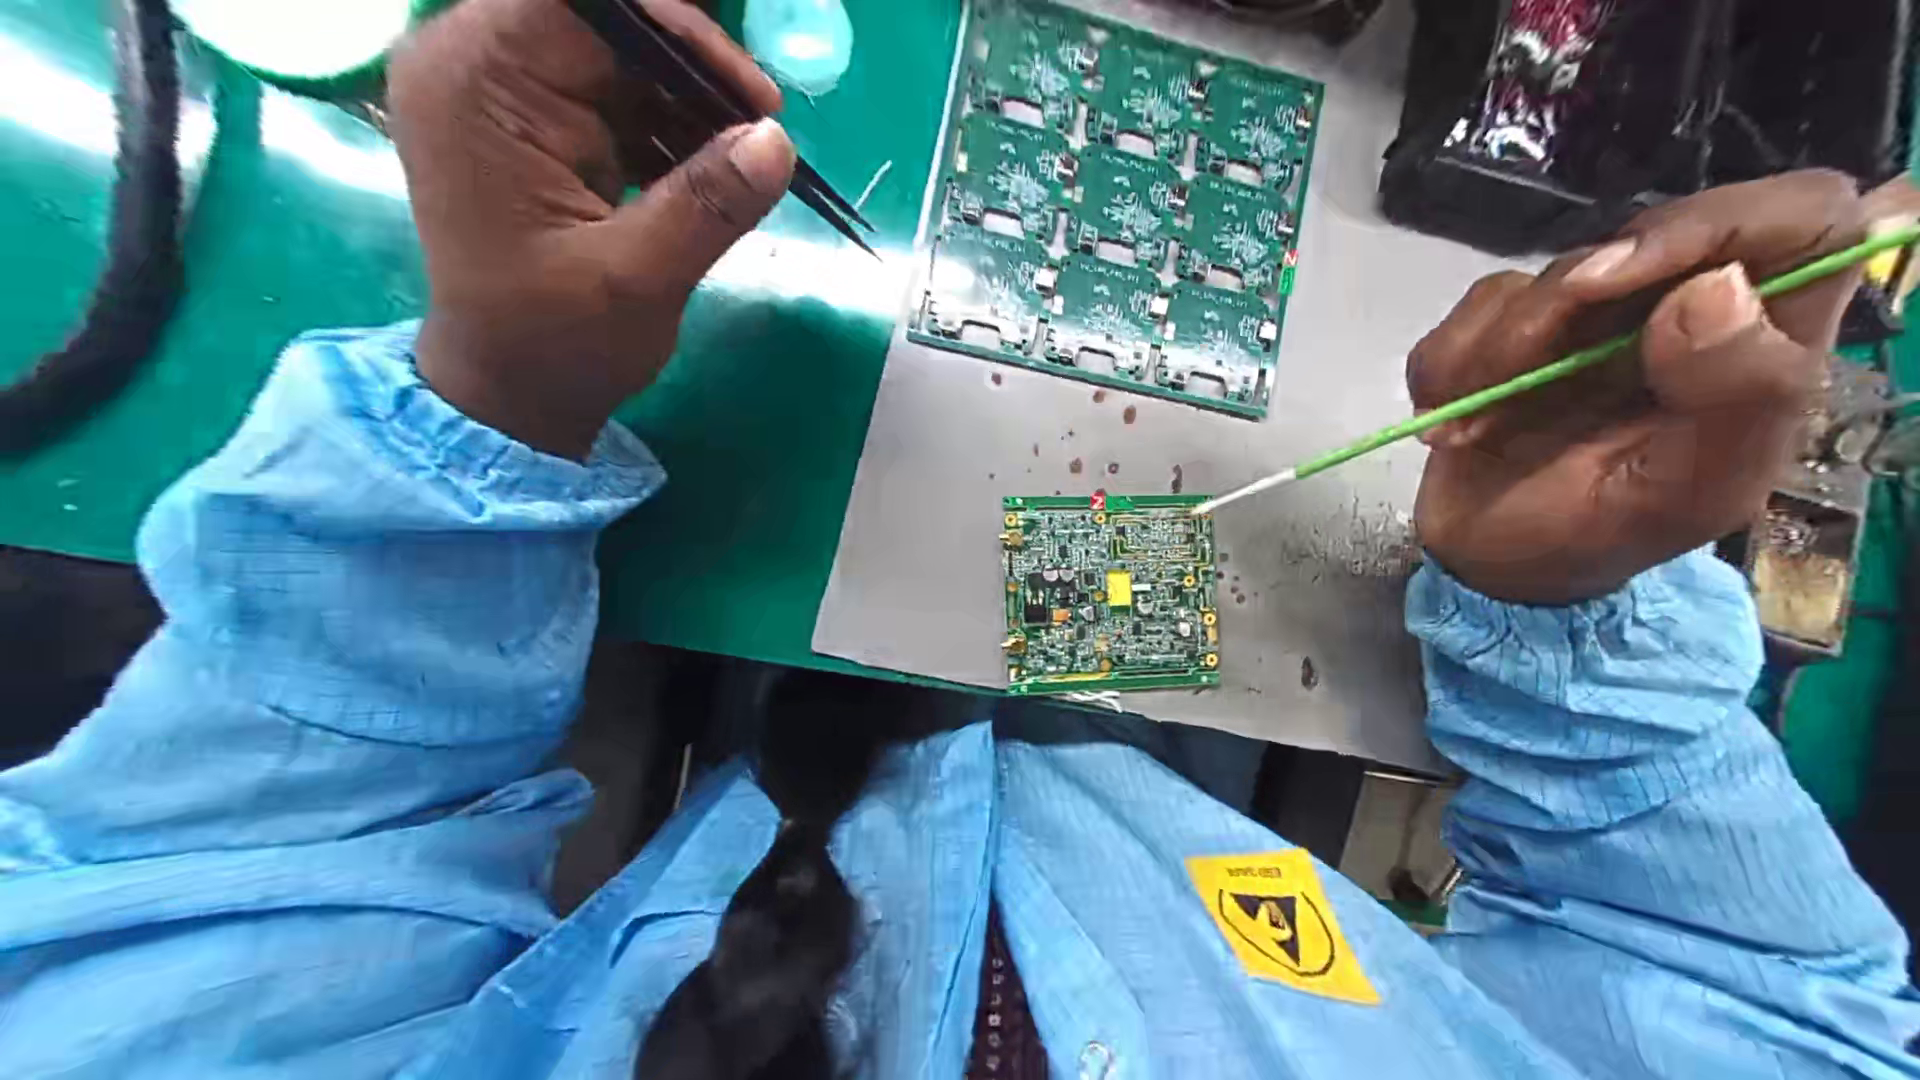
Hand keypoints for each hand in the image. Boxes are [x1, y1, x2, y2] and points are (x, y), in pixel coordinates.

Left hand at [386, 0, 795, 458]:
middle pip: (605, 26)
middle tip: (765, 133)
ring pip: (624, 64)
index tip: (756, 99)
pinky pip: (623, 105)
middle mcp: (483, 70)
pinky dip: (676, 134)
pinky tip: (717, 174)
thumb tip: (778, 142)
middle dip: (694, 73)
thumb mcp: (639, 279)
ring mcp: (514, 102)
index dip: (676, 29)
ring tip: (749, 161)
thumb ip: (707, 206)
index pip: (582, 2)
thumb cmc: (559, 343)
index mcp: (478, 84)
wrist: (518, 393)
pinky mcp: (546, 135)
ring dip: (694, 107)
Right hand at [1408, 170, 1864, 604]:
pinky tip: (1448, 421)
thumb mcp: (1690, 492)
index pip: (1796, 217)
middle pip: (1626, 241)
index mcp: (1757, 341)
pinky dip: (1441, 371)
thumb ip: (1736, 397)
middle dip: (1546, 319)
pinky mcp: (1497, 339)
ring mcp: (1574, 325)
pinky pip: (1462, 319)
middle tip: (1505, 388)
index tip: (1611, 281)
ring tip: (1470, 430)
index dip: (1717, 222)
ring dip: (1481, 363)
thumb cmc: (1597, 537)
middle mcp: (1668, 313)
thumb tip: (1711, 288)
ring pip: (1526, 285)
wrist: (1492, 562)